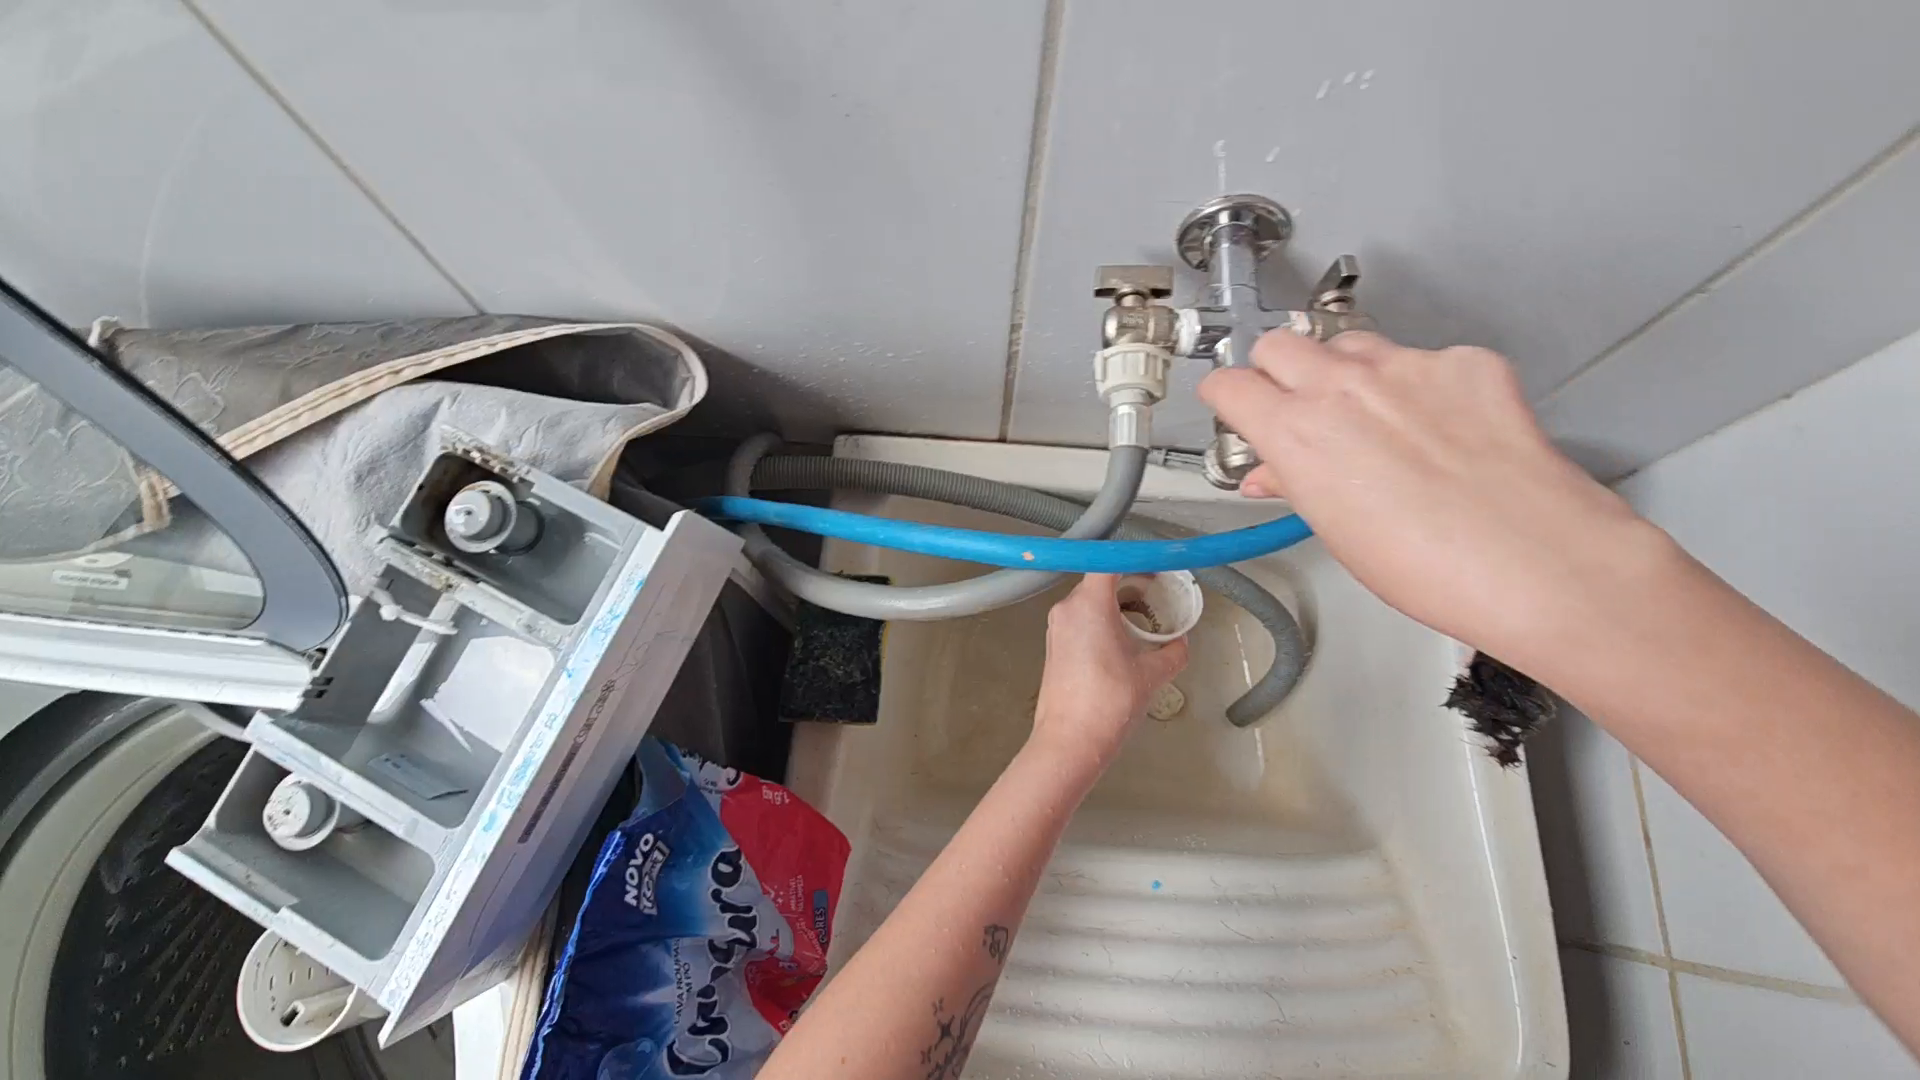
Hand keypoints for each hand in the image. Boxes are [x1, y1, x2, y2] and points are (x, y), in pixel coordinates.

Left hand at [1030, 574, 1187, 779]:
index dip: (1134, 559)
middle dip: (1128, 583)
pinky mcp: (1054, 647)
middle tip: (1156, 592)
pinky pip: (1080, 621)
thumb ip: (1172, 652)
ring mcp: (1056, 628)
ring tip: (1143, 619)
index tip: (1156, 565)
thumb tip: (1182, 643)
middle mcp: (1067, 609)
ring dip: (1114, 605)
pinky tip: (1122, 640)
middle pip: (1098, 581)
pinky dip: (1100, 622)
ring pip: (1088, 602)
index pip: (1109, 562)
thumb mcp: (1151, 674)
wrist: (1070, 741)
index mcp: (1088, 604)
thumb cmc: (1109, 701)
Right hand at [1198, 330, 1679, 669]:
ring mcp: (1408, 367)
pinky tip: (1437, 425)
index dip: (1226, 397)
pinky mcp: (1466, 363)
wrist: (1535, 563)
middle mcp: (1344, 386)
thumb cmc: (1430, 566)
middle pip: (1280, 343)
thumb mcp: (1334, 531)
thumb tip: (1276, 472)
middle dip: (1275, 371)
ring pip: (1349, 343)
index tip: (1232, 404)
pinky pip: (1423, 357)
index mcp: (1297, 433)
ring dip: (1343, 370)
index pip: (1229, 384)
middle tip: (1291, 404)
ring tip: (1367, 415)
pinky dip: (1418, 382)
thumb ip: (1295, 484)